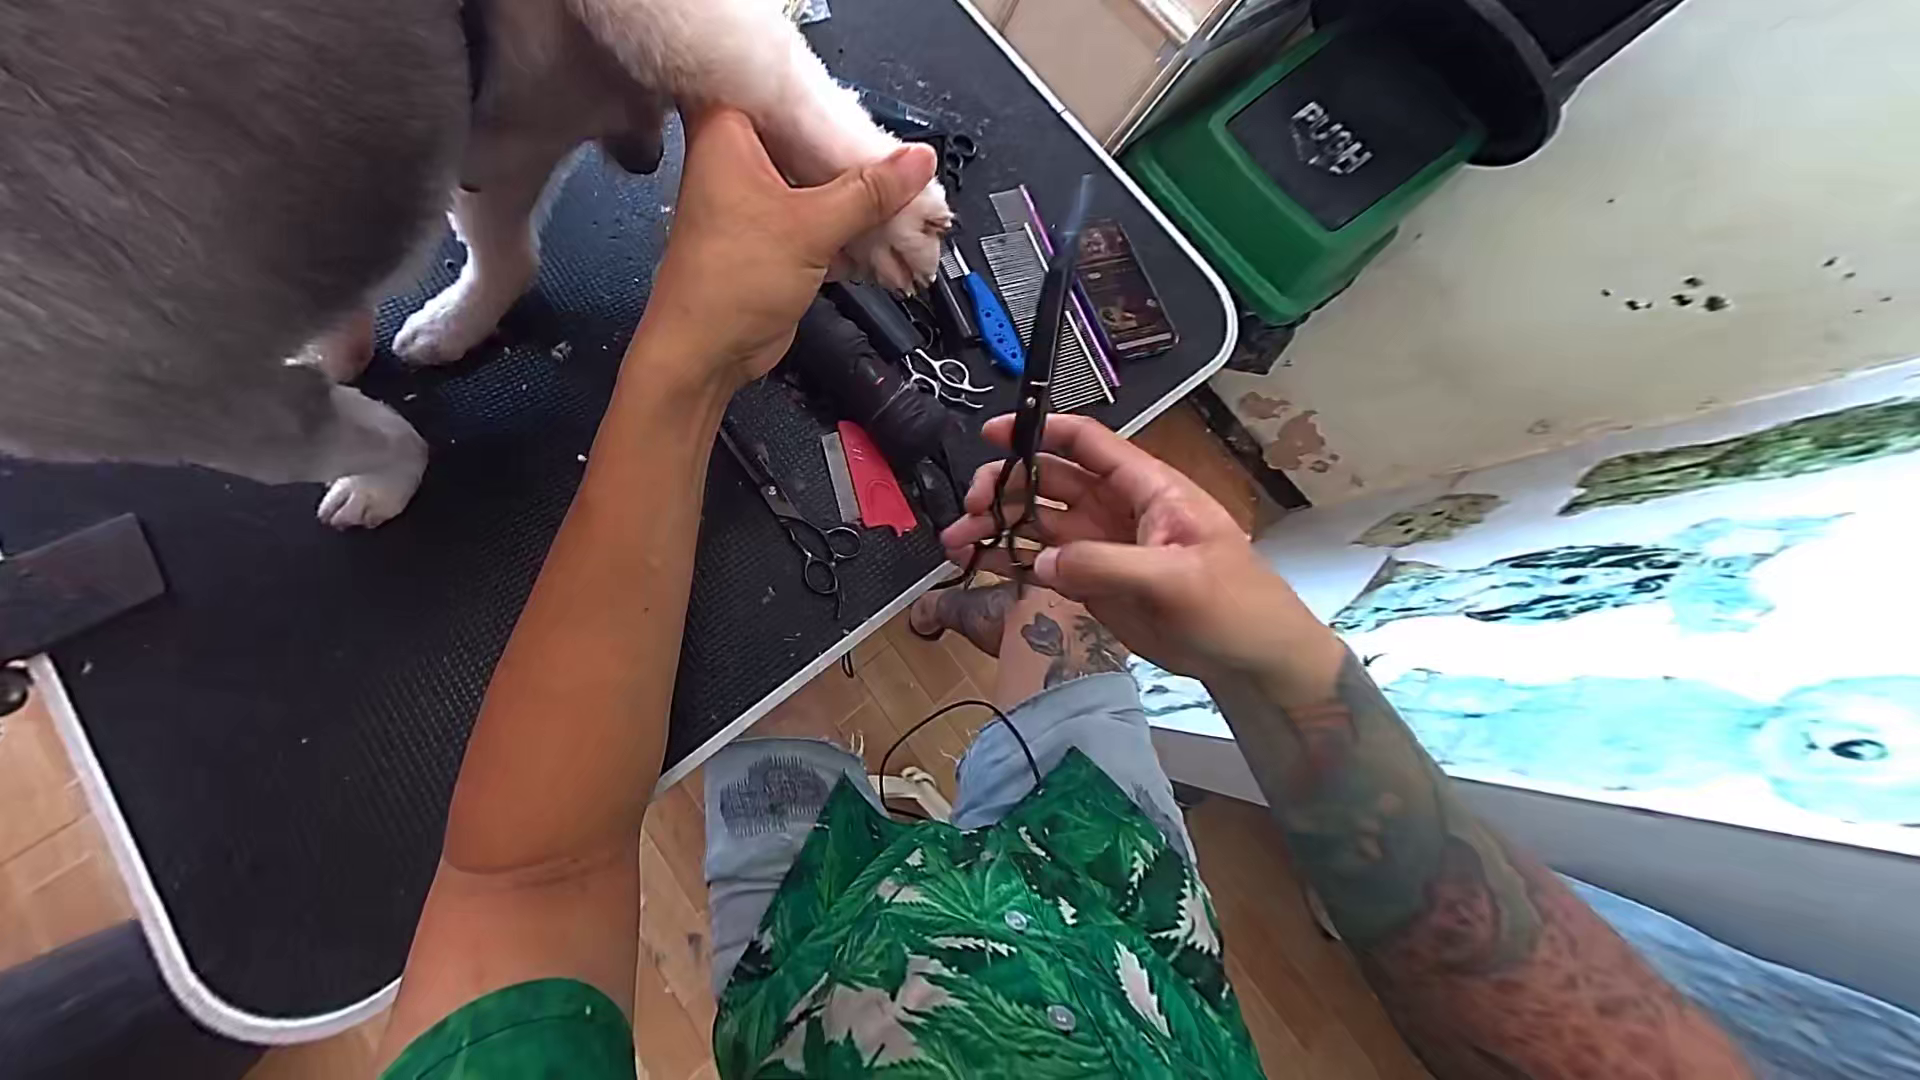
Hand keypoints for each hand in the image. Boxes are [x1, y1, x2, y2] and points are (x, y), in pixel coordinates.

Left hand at [635, 108, 937, 388]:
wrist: (711, 352)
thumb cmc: (728, 283)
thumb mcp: (809, 227)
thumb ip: (867, 192)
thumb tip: (916, 162)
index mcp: (729, 131)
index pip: (790, 92)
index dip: (836, 103)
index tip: (877, 119)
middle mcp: (743, 161)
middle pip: (816, 146)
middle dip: (863, 166)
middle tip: (906, 170)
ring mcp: (762, 205)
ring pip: (825, 191)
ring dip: (866, 209)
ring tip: (908, 214)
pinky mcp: (779, 244)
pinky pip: (825, 229)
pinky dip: (854, 239)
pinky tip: (887, 247)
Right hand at [940, 414, 1339, 682]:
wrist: (1247, 658)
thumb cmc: (1232, 604)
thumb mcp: (1176, 578)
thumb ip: (1106, 564)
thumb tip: (1040, 562)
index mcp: (1144, 488)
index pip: (1086, 444)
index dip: (1039, 431)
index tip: (993, 433)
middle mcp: (1113, 508)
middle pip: (1047, 481)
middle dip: (1004, 486)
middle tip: (970, 507)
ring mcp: (1097, 545)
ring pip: (1036, 523)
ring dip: (996, 526)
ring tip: (957, 541)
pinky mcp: (1088, 580)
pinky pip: (1039, 562)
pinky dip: (1008, 561)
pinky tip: (978, 563)